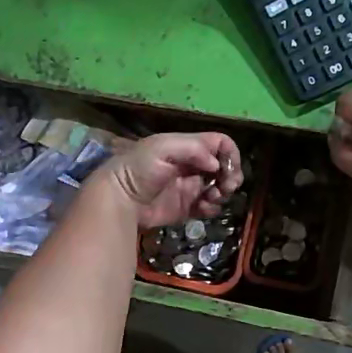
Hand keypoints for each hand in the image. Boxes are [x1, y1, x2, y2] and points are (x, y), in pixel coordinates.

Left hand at [96, 132, 243, 229]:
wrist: (120, 200)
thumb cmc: (139, 169)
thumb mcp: (162, 148)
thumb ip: (193, 149)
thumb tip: (217, 164)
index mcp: (189, 147)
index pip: (220, 144)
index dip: (230, 154)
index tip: (227, 169)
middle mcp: (193, 166)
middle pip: (225, 167)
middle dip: (231, 176)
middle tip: (226, 187)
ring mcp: (191, 187)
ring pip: (220, 188)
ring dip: (222, 193)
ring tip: (210, 198)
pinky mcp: (187, 207)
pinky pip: (209, 207)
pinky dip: (212, 208)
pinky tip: (203, 209)